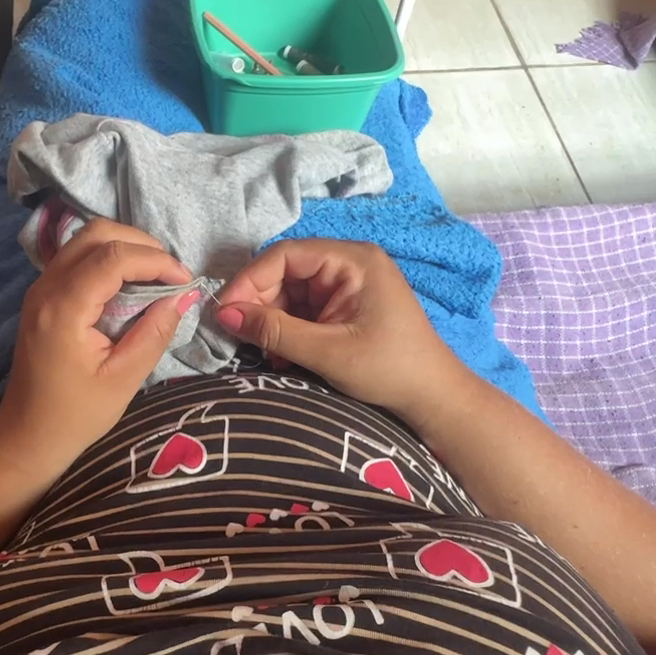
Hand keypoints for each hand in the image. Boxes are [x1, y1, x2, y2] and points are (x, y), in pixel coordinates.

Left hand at [0, 220, 195, 479]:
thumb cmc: (75, 415)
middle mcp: (46, 288)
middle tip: (172, 273)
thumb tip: (183, 296)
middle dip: (141, 244)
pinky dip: (109, 259)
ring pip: (86, 240)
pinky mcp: (44, 296)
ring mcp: (40, 288)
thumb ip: (154, 332)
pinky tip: (132, 285)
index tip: (185, 281)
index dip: (155, 260)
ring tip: (157, 276)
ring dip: (125, 247)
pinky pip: (78, 258)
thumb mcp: (124, 379)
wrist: (27, 436)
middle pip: (97, 234)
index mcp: (63, 308)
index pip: (113, 257)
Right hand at [214, 239, 463, 415]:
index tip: (224, 311)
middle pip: (285, 273)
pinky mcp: (342, 308)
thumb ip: (275, 331)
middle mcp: (347, 265)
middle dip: (259, 305)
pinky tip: (281, 356)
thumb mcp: (327, 352)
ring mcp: (345, 287)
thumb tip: (222, 315)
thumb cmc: (389, 369)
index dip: (250, 281)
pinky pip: (302, 311)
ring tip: (264, 352)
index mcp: (352, 261)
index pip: (285, 256)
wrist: (432, 398)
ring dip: (271, 322)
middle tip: (238, 336)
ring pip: (289, 295)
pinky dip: (286, 332)